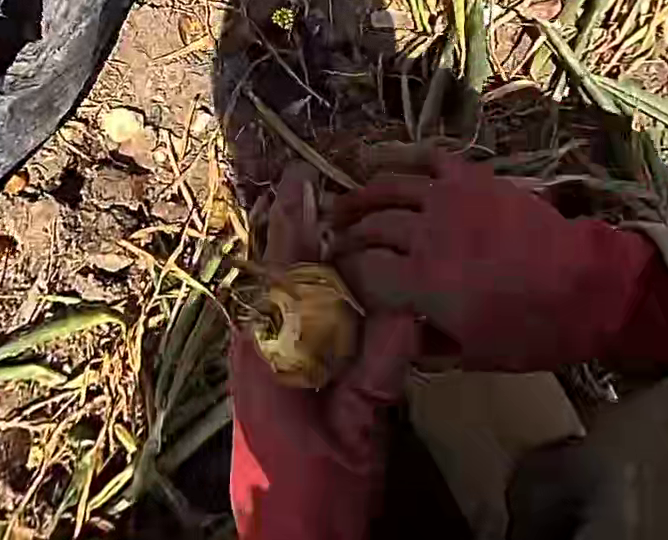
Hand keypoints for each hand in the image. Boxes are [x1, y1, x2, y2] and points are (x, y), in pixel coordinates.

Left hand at [230, 168, 419, 539]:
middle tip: (309, 178)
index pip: (283, 268)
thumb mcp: (354, 430)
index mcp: (269, 351)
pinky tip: (329, 274)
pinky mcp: (273, 373)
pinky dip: (307, 283)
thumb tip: (408, 310)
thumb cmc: (314, 491)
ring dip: (300, 248)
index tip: (301, 176)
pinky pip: (291, 313)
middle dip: (292, 223)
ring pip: (282, 289)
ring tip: (320, 210)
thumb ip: (378, 372)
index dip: (293, 218)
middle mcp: (259, 345)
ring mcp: (263, 358)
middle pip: (277, 269)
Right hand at [333, 149, 667, 371]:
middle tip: (335, 245)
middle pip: (371, 227)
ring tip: (343, 207)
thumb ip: (423, 342)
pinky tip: (381, 160)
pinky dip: (402, 155)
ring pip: (389, 188)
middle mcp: (427, 233)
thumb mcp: (472, 354)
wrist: (582, 283)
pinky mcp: (470, 176)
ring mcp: (448, 197)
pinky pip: (428, 156)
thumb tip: (392, 329)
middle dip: (347, 238)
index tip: (336, 278)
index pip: (364, 271)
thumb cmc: (530, 328)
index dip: (344, 274)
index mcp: (424, 282)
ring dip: (361, 197)